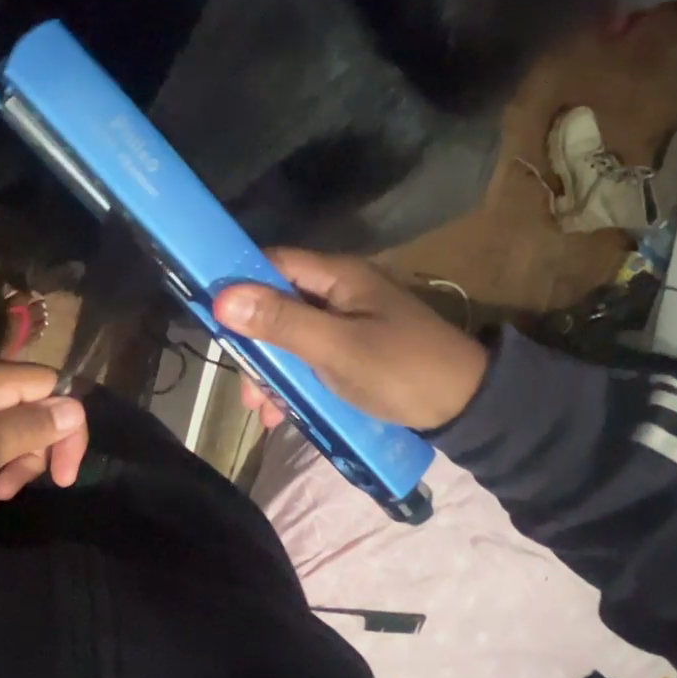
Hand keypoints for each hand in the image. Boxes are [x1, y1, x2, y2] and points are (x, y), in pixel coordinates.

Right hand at [211, 248, 487, 431]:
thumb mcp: (337, 348)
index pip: (271, 263)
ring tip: (262, 411)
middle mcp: (336, 292)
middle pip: (273, 304)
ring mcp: (343, 323)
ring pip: (286, 337)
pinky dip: (289, 383)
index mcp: (336, 277)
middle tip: (243, 383)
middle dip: (252, 344)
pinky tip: (280, 414)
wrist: (468, 409)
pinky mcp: (348, 351)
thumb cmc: (402, 370)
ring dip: (269, 372)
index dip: (237, 283)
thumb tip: (221, 298)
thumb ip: (281, 322)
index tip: (208, 316)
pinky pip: (304, 359)